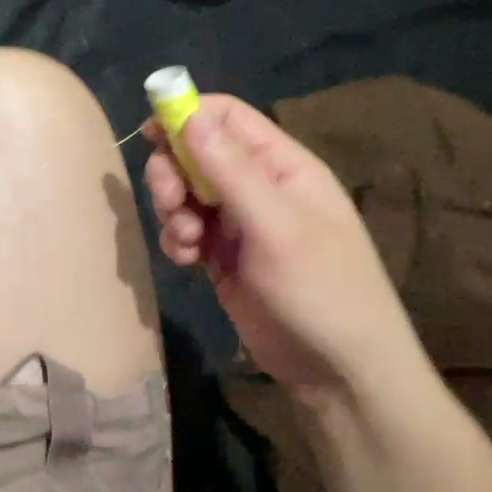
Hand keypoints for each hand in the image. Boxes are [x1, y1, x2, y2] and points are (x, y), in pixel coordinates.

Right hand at [143, 97, 425, 398]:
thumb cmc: (322, 291)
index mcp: (282, 166)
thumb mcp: (276, 226)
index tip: (150, 134)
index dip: (186, 115)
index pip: (226, 116)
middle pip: (194, 151)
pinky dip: (177, 240)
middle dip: (172, 172)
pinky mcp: (222, 255)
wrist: (342, 378)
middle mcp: (259, 186)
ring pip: (183, 190)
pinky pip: (184, 229)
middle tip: (169, 200)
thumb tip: (186, 114)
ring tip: (187, 242)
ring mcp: (238, 221)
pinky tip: (188, 263)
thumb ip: (229, 169)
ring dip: (172, 210)